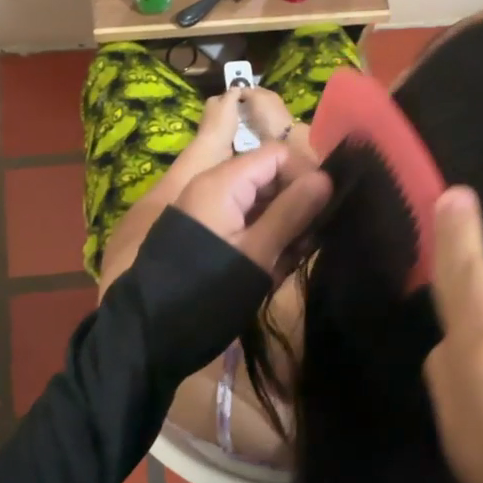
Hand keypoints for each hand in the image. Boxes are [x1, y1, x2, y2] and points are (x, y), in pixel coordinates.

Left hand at [174, 143, 331, 276]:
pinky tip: (277, 267)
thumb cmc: (210, 289)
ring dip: (284, 227)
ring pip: (260, 204)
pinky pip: (246, 225)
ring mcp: (210, 213)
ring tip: (294, 259)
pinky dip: (265, 240)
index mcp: (222, 182)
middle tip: (313, 241)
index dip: (306, 175)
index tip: (326, 209)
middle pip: (269, 178)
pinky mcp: (210, 235)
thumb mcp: (257, 252)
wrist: (156, 328)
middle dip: (297, 204)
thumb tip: (326, 179)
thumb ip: (291, 213)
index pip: (277, 155)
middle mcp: (214, 189)